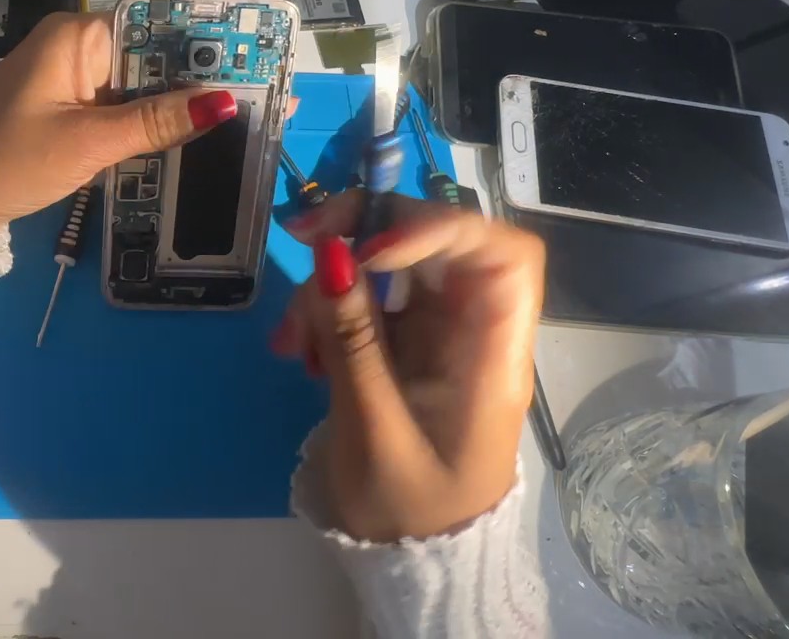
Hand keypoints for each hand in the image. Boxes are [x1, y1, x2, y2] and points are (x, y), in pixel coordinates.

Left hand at [0, 13, 239, 227]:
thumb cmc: (10, 160)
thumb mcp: (87, 142)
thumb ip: (155, 121)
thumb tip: (225, 103)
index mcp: (77, 36)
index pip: (157, 27)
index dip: (207, 45)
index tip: (256, 62)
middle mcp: (79, 45)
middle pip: (154, 54)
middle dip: (203, 78)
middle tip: (265, 97)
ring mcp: (76, 75)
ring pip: (143, 82)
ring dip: (182, 101)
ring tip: (246, 115)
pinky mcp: (73, 103)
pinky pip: (124, 103)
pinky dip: (154, 119)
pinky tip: (195, 133)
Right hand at [273, 193, 545, 540]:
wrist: (408, 560)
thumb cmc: (409, 510)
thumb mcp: (373, 429)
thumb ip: (352, 339)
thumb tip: (328, 253)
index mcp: (490, 353)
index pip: (497, 253)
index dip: (439, 228)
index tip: (370, 248)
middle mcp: (467, 325)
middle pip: (429, 239)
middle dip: (362, 229)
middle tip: (303, 235)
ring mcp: (430, 327)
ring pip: (381, 262)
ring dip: (327, 283)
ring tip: (291, 341)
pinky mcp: (396, 336)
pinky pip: (357, 294)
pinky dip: (320, 308)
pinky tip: (297, 350)